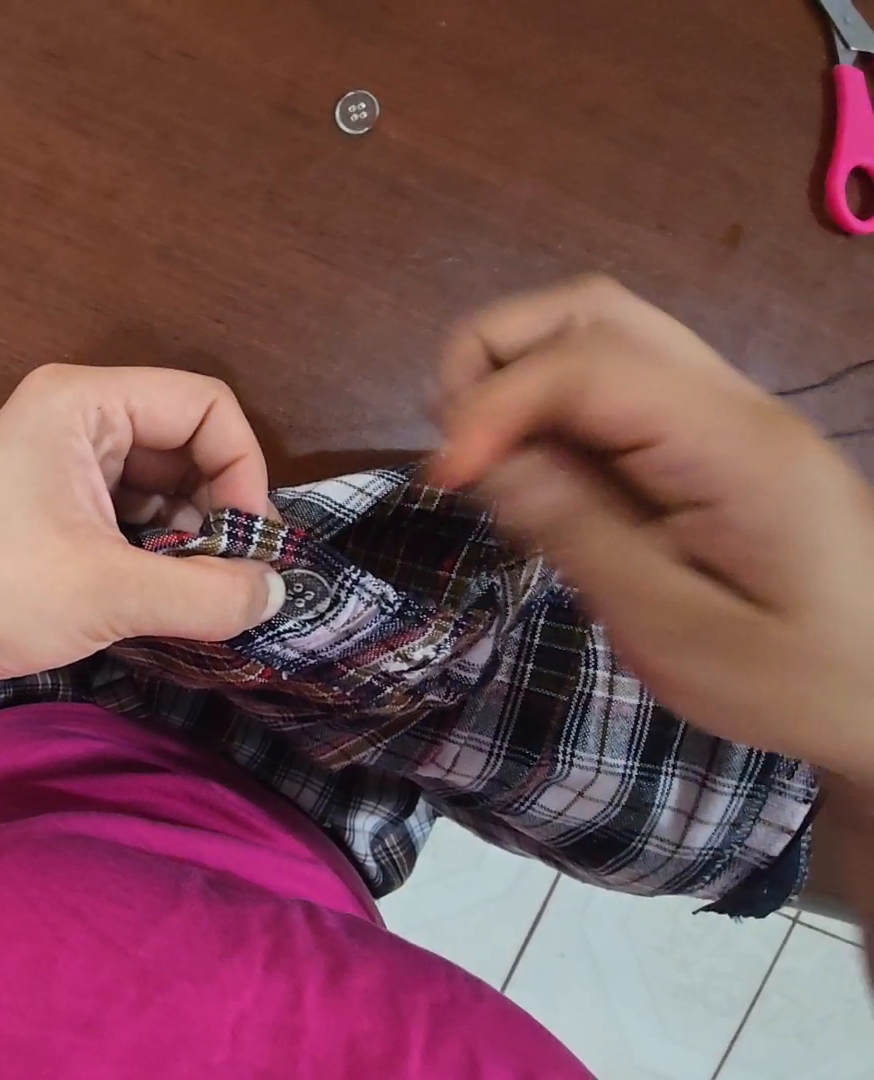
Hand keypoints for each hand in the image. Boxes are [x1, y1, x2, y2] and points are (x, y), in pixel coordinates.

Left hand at [0, 365, 285, 691]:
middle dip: (212, 505)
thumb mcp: (114, 592)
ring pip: (152, 479)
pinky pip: (119, 507)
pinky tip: (150, 588)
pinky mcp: (41, 501)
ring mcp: (49, 458)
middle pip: (180, 439)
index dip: (243, 469)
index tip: (250, 545)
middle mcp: (65, 415)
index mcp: (79, 401)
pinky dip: (147, 544)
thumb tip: (277, 594)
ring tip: (185, 588)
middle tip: (224, 574)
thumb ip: (211, 592)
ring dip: (181, 532)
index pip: (203, 405)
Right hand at [431, 276, 873, 781]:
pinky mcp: (683, 437)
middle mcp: (722, 404)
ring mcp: (706, 414)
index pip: (584, 366)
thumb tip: (481, 463)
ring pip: (583, 331)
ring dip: (502, 376)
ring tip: (474, 455)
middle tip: (454, 446)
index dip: (489, 406)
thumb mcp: (673, 629)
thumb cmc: (797, 681)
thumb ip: (575, 534)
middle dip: (486, 358)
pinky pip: (587, 384)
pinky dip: (524, 408)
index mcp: (732, 447)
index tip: (441, 480)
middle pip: (584, 311)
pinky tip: (512, 469)